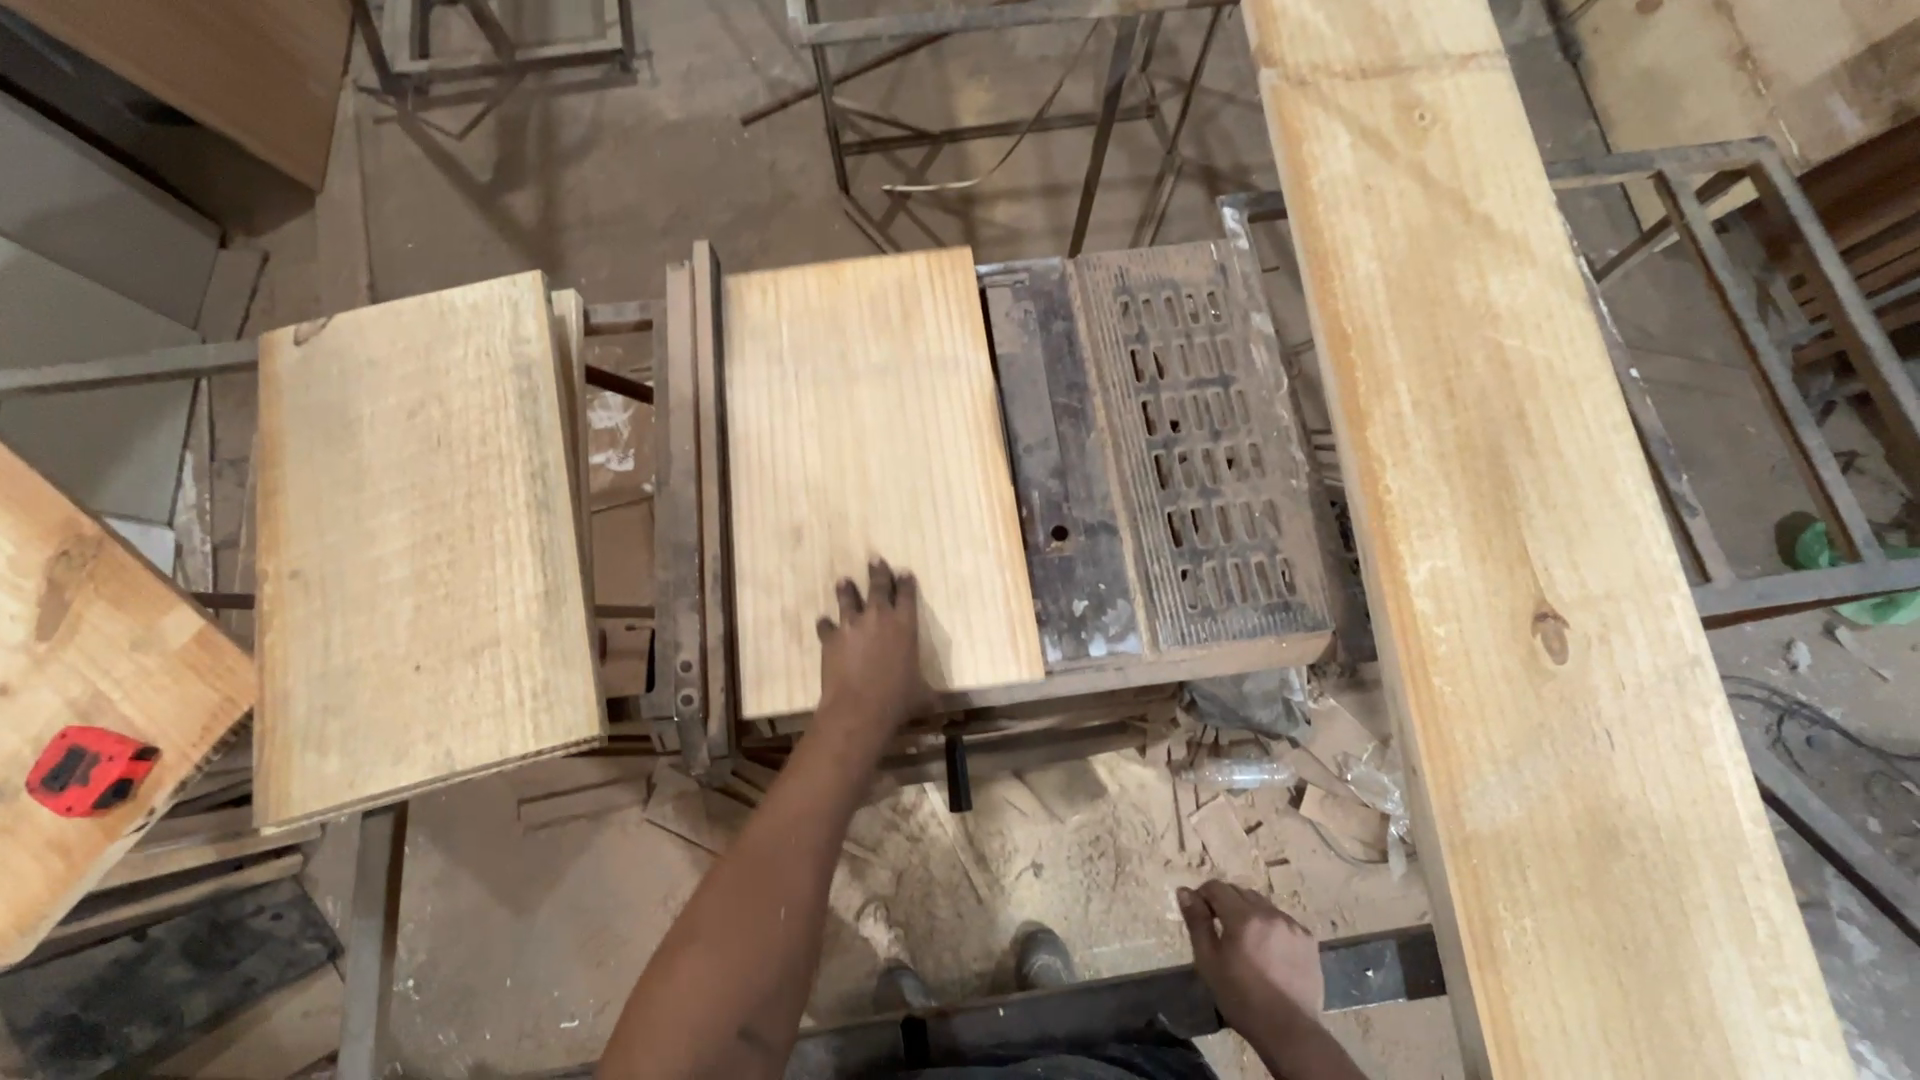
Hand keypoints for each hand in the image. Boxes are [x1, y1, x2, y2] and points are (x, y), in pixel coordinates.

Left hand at [815, 559, 931, 735]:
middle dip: (878, 572)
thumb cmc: (898, 699)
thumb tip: (940, 706)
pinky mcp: (830, 638)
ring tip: (844, 580)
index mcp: (906, 625)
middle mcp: (879, 617)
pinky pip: (826, 626)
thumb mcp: (922, 695)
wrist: (859, 708)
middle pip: (878, 587)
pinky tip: (823, 623)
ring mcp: (852, 625)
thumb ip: (928, 692)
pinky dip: (825, 625)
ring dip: (847, 589)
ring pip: (848, 598)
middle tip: (875, 560)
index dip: (906, 582)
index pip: (907, 594)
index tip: (904, 572)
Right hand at [1179, 881, 1321, 1033]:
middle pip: (1240, 892)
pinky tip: (1268, 951)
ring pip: (1263, 905)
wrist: (1288, 1030)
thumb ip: (1196, 921)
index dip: (1203, 895)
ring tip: (1245, 941)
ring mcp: (1293, 926)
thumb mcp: (1208, 961)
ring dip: (1249, 912)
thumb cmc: (1240, 997)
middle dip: (1226, 902)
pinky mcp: (1309, 940)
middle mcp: (1270, 913)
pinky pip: (1283, 921)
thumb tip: (1184, 890)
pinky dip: (1271, 926)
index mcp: (1243, 917)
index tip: (1199, 914)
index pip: (1217, 887)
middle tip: (1219, 929)